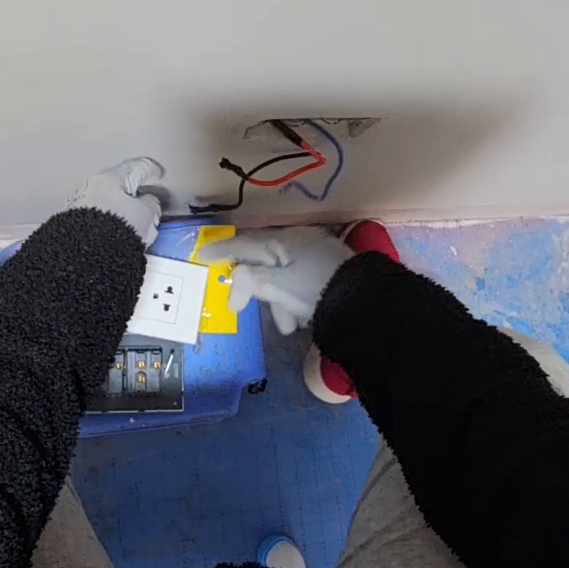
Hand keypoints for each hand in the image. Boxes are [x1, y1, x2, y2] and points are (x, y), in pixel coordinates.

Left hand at [66, 158, 165, 244]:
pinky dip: (111, 225)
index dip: (150, 170)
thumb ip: (152, 204)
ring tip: (135, 226)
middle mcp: (90, 188)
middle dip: (133, 193)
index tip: (156, 172)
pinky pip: (99, 221)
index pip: (136, 168)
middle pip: (118, 185)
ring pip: (108, 204)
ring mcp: (80, 207)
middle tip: (148, 200)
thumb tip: (150, 204)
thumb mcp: (146, 215)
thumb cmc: (114, 230)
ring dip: (121, 211)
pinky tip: (118, 236)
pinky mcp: (76, 227)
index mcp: (109, 178)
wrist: (87, 257)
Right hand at [194, 227, 353, 333]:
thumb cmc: (316, 291)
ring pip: (283, 274)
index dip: (222, 251)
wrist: (365, 300)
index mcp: (282, 241)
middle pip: (264, 261)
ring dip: (279, 301)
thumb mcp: (278, 287)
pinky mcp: (328, 266)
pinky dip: (294, 299)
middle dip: (255, 288)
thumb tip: (234, 278)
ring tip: (287, 326)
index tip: (203, 255)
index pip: (245, 244)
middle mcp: (297, 241)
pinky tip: (301, 317)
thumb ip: (251, 280)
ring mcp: (315, 251)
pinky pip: (300, 279)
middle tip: (242, 306)